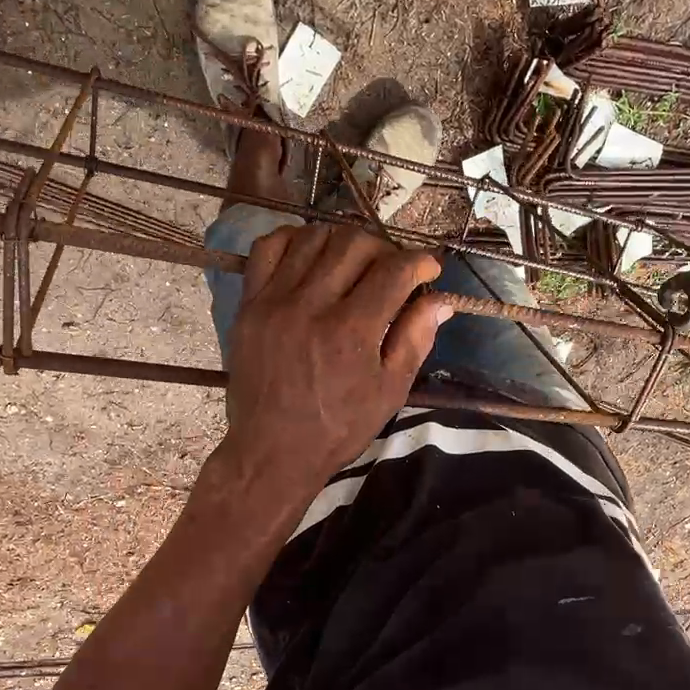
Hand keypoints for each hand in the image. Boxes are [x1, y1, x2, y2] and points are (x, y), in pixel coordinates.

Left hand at [219, 223, 450, 489]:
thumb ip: (415, 340)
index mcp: (352, 332)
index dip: (420, 261)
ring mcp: (274, 301)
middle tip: (393, 269)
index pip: (393, 270)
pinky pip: (267, 248)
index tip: (429, 268)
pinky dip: (294, 240)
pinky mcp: (248, 304)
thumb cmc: (338, 428)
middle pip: (354, 243)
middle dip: (384, 249)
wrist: (273, 451)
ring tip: (355, 263)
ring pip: (313, 238)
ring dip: (343, 241)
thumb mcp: (389, 392)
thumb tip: (440, 300)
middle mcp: (311, 306)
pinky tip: (311, 256)